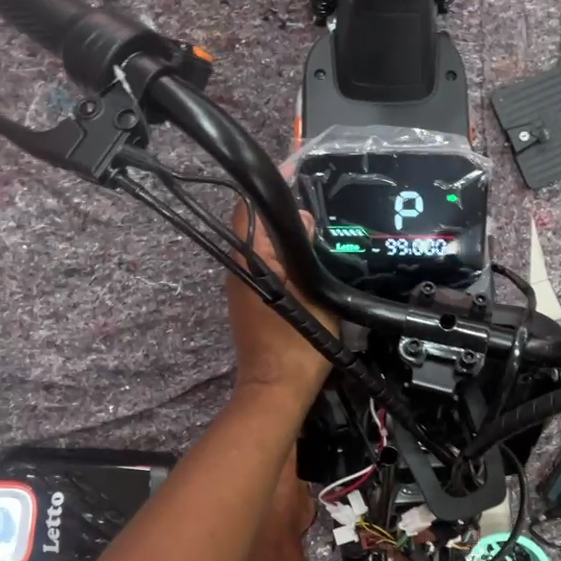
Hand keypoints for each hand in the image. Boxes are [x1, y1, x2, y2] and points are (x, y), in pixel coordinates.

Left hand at [227, 204, 334, 404]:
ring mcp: (243, 287)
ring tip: (320, 228)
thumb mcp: (313, 293)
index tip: (295, 170)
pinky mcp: (251, 303)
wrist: (277, 390)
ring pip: (264, 247)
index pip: (251, 208)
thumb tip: (304, 218)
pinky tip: (311, 260)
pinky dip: (286, 257)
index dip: (272, 187)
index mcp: (252, 260)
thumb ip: (306, 253)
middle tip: (319, 201)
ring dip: (286, 235)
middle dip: (284, 211)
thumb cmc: (297, 344)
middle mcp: (240, 268)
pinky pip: (268, 266)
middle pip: (257, 225)